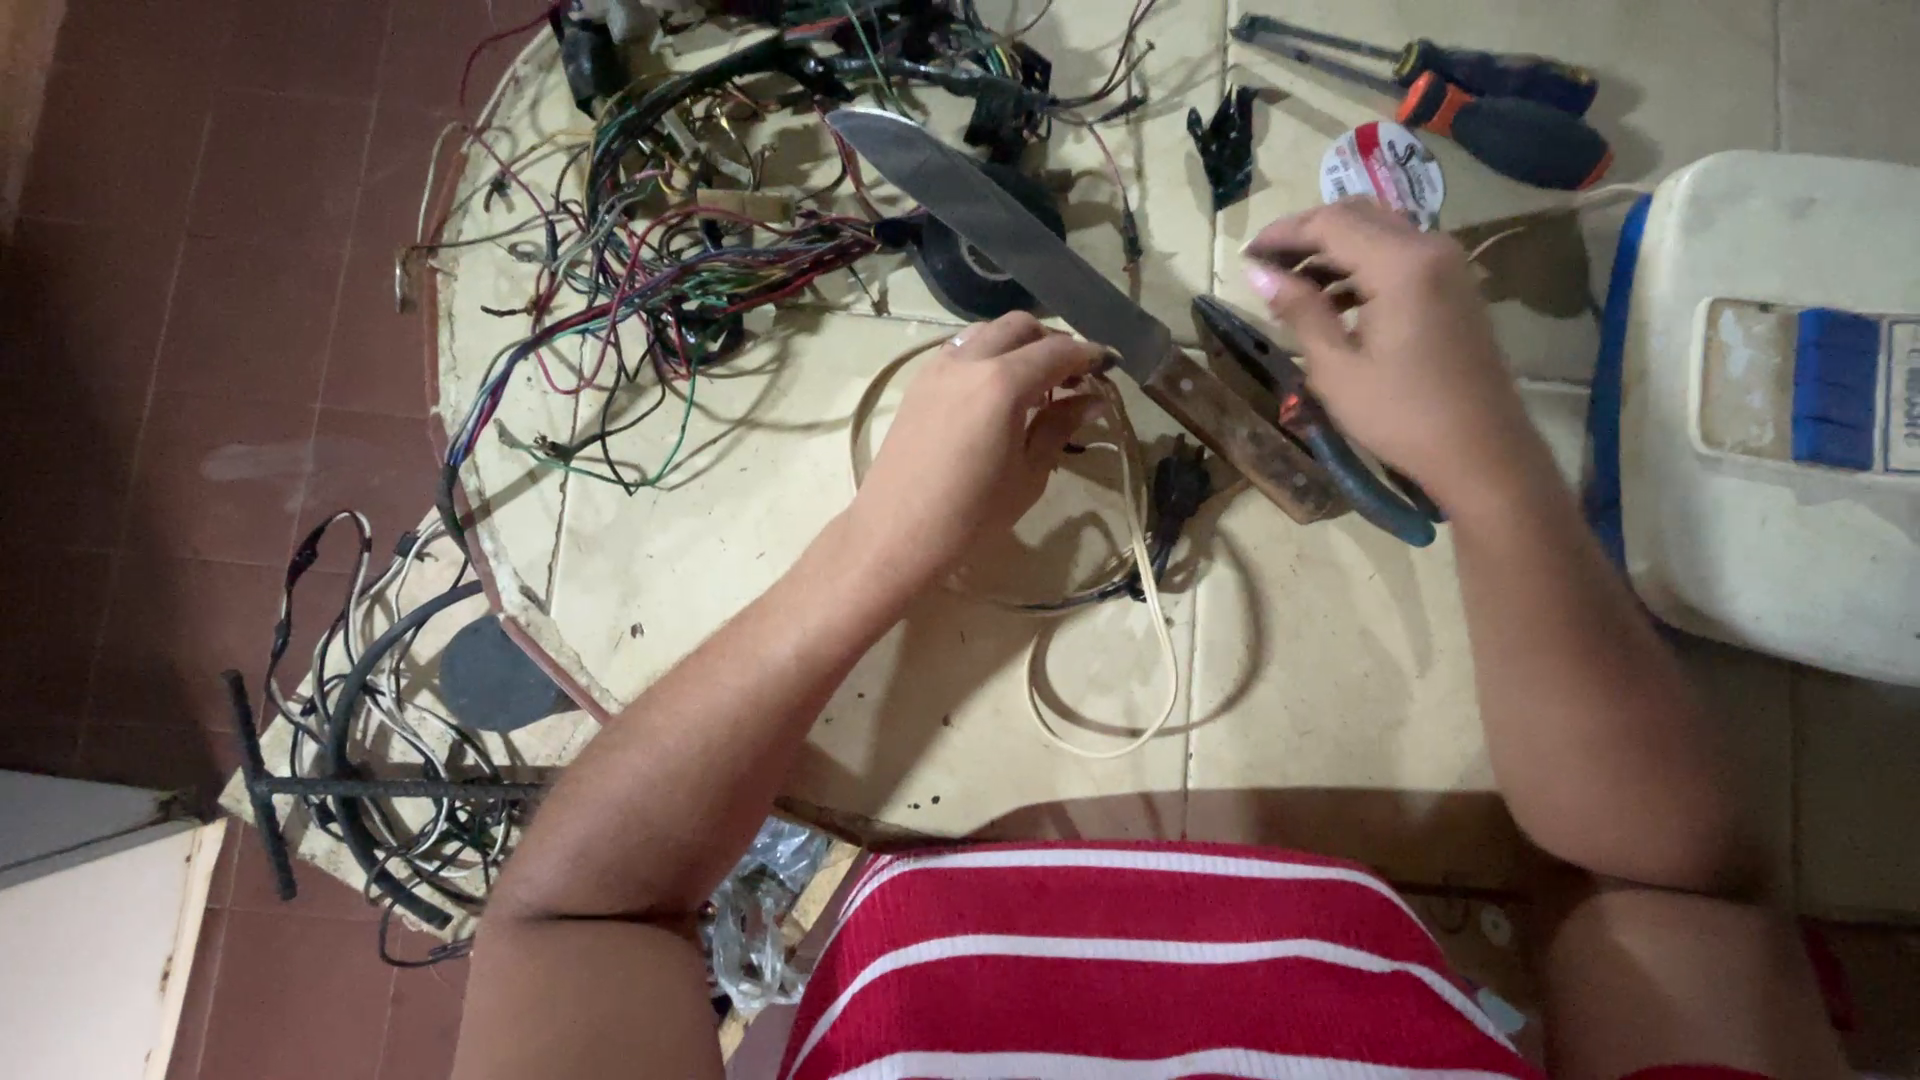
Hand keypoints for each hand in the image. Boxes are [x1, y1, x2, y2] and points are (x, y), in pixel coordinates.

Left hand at [845, 311, 1105, 591]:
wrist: (897, 533)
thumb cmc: (972, 514)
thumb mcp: (1028, 474)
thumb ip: (1059, 427)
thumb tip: (1093, 400)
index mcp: (1002, 383)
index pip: (1057, 351)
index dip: (1088, 355)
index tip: (1108, 366)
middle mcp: (968, 362)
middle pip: (1020, 327)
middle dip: (1052, 341)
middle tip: (1072, 377)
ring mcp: (937, 369)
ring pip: (986, 333)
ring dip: (1017, 345)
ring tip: (1033, 384)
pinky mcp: (918, 385)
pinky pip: (960, 351)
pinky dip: (986, 356)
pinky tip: (995, 392)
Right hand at [1241, 198, 1546, 516]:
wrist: (1480, 450)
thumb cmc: (1400, 415)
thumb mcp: (1335, 367)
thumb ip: (1299, 311)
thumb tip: (1258, 274)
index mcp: (1401, 265)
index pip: (1330, 224)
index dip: (1282, 234)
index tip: (1245, 256)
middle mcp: (1429, 248)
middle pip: (1357, 216)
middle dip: (1305, 234)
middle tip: (1264, 265)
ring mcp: (1447, 266)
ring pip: (1378, 233)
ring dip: (1331, 250)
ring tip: (1289, 285)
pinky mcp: (1452, 287)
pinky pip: (1398, 256)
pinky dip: (1359, 267)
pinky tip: (1331, 301)